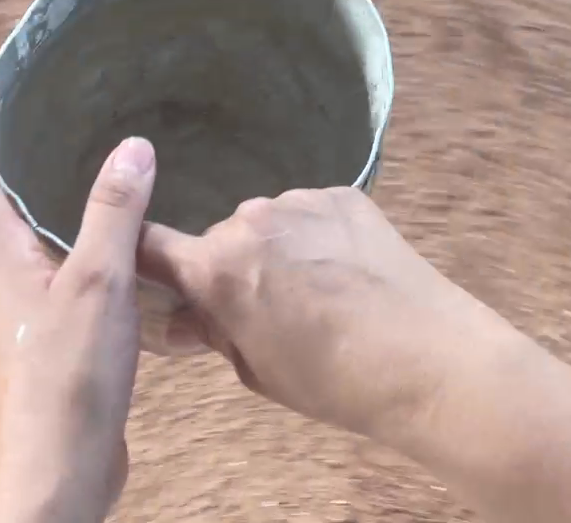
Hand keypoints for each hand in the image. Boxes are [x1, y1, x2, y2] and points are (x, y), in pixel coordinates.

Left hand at [0, 77, 155, 522]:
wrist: (56, 473)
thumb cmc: (68, 376)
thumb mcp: (99, 284)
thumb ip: (112, 214)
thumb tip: (132, 145)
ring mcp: (10, 308)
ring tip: (16, 160)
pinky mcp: (33, 331)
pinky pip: (20, 260)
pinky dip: (26, 227)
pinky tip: (62, 235)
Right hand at [139, 187, 519, 449]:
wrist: (423, 352)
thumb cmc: (330, 377)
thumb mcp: (256, 369)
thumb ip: (212, 331)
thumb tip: (183, 318)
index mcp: (217, 267)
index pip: (151, 245)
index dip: (147, 259)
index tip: (155, 272)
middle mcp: (250, 218)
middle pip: (222, 238)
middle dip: (232, 266)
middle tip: (268, 303)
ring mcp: (300, 199)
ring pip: (268, 223)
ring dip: (277, 246)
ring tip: (318, 285)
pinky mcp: (342, 193)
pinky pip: (310, 211)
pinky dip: (316, 233)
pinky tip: (346, 265)